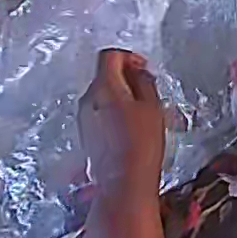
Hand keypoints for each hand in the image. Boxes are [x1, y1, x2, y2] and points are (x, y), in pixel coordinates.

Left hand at [78, 50, 166, 194]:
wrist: (123, 181)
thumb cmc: (142, 142)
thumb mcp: (152, 106)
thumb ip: (144, 82)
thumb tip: (137, 72)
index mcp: (104, 88)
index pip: (109, 56)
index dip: (129, 57)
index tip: (144, 68)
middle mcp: (88, 99)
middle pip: (104, 74)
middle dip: (126, 75)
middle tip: (148, 87)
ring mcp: (84, 116)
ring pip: (102, 92)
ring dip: (121, 92)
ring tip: (142, 108)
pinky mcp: (85, 132)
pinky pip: (99, 109)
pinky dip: (114, 108)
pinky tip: (131, 124)